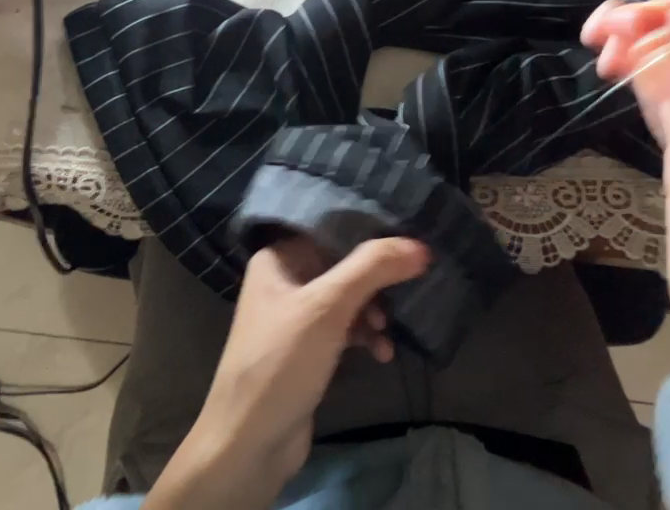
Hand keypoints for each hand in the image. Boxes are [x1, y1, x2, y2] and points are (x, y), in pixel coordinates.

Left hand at [147, 236, 429, 509]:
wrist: (249, 441)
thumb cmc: (281, 361)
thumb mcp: (327, 308)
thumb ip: (371, 270)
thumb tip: (420, 245)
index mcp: (278, 258)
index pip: (329, 229)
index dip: (369, 234)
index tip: (408, 242)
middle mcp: (283, 280)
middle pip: (342, 265)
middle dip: (375, 281)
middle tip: (401, 296)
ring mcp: (294, 317)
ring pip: (346, 299)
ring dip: (372, 313)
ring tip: (385, 334)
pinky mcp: (306, 349)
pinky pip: (343, 330)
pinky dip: (364, 337)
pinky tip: (382, 354)